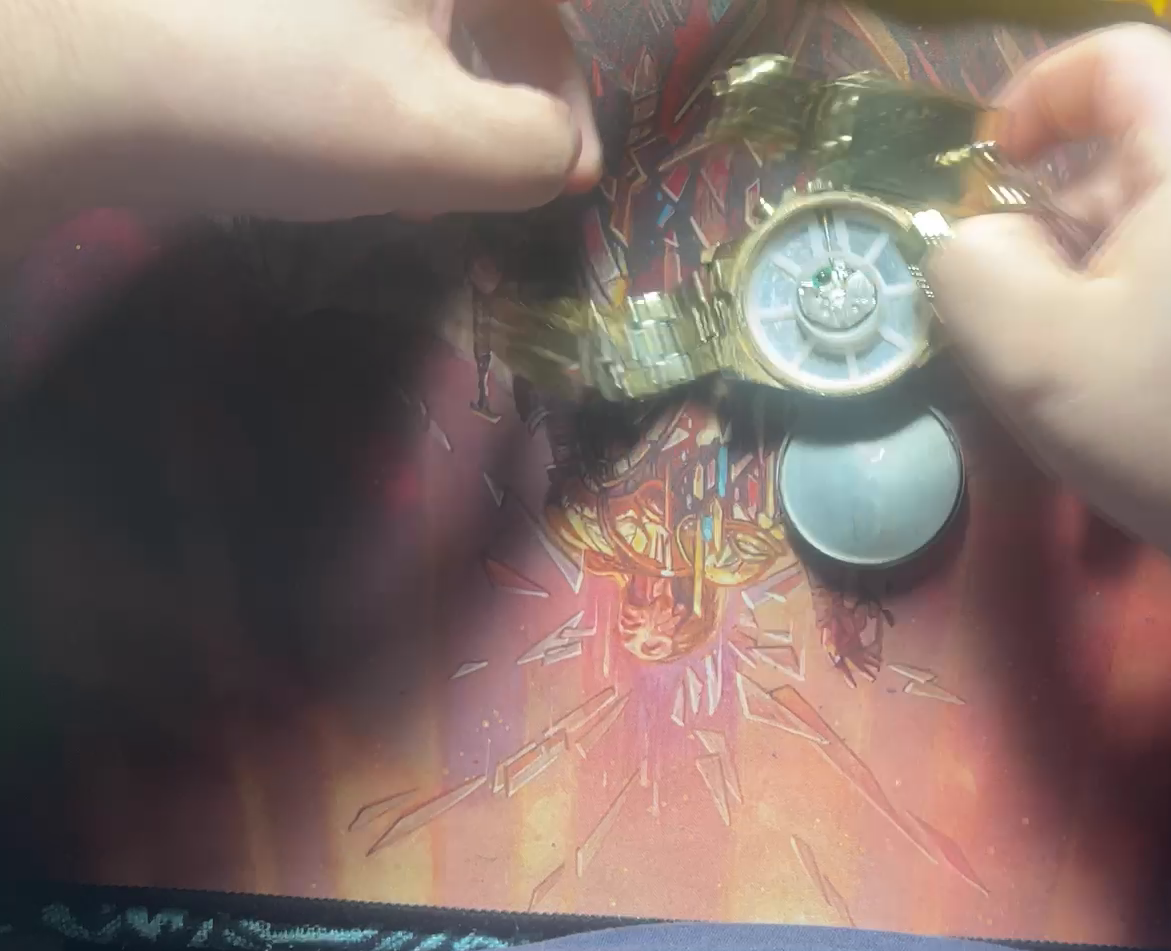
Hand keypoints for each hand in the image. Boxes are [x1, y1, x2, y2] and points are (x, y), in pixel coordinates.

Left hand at [0, 0, 600, 228]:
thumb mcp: (443, 144)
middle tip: (505, 169)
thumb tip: (557, 146)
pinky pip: (366, 17)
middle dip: (516, 89)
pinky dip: (382, 59)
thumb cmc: (254, 93)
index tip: (567, 172)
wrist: (28, 63)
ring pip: (426, 12)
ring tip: (425, 158)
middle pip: (496, 4)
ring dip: (449, 81)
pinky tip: (358, 115)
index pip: (550, 9)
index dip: (573, 92)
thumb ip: (545, 147)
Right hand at [929, 26, 1170, 600]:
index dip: (1036, 98)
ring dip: (1102, 257)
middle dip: (1061, 208)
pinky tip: (1134, 360)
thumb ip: (972, 266)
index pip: (1120, 57)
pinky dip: (1152, 281)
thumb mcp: (1033, 355)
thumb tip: (989, 237)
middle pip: (1142, 138)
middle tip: (1026, 303)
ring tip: (1076, 349)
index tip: (991, 173)